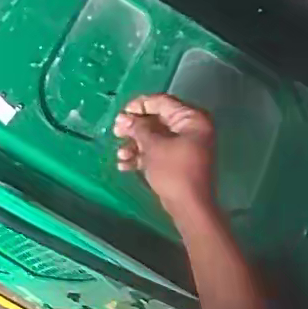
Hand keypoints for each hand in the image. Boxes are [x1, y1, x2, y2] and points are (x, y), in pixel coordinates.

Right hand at [113, 93, 217, 218]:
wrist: (189, 206)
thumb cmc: (174, 171)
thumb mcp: (153, 146)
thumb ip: (138, 128)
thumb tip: (123, 118)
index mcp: (191, 119)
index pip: (162, 102)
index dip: (139, 105)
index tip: (121, 113)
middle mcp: (190, 128)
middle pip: (156, 120)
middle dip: (134, 127)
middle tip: (116, 132)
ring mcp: (184, 145)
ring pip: (154, 137)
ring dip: (134, 144)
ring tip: (120, 154)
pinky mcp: (177, 160)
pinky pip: (157, 151)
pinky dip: (141, 156)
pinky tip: (124, 165)